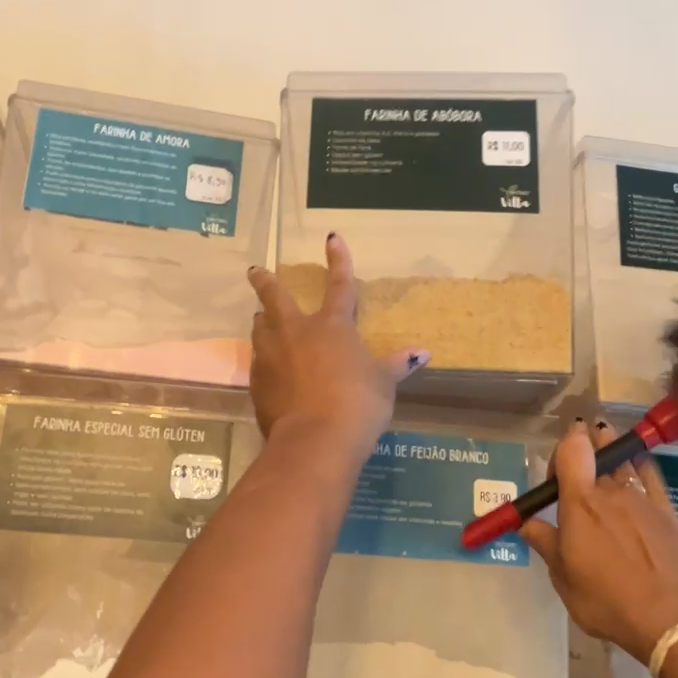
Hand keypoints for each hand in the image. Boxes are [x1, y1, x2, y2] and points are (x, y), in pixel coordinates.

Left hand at [247, 234, 426, 450]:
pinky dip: (263, 360)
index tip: (332, 238)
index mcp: (333, 326)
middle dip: (265, 282)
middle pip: (275, 297)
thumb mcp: (383, 385)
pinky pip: (258, 363)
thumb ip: (395, 365)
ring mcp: (271, 356)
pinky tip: (266, 368)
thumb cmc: (358, 405)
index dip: (339, 261)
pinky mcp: (257, 382)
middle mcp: (296, 332)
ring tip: (260, 319)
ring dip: (261, 321)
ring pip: (260, 328)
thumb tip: (422, 353)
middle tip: (255, 272)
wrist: (316, 439)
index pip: (340, 285)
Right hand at [522, 421, 677, 663]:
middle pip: (599, 451)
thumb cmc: (604, 598)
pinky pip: (652, 475)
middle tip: (583, 451)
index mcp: (579, 503)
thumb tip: (525, 521)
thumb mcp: (562, 575)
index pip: (571, 451)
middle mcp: (611, 491)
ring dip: (613, 449)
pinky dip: (641, 463)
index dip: (565, 443)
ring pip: (625, 460)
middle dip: (589, 444)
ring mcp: (643, 499)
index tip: (559, 456)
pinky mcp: (668, 511)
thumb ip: (544, 541)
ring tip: (607, 443)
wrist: (668, 617)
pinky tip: (638, 463)